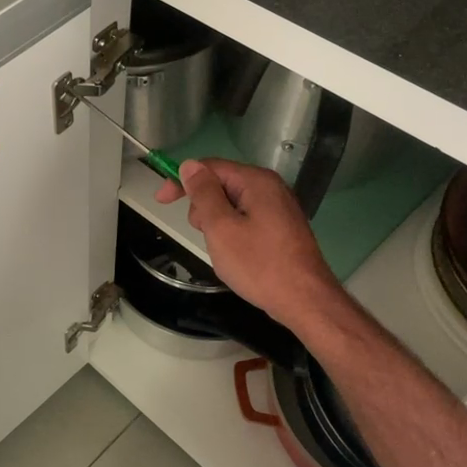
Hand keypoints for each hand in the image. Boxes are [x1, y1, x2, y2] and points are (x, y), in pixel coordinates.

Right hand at [155, 158, 337, 326]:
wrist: (305, 300)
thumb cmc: (259, 264)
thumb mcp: (220, 227)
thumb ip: (203, 193)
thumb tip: (190, 166)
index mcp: (256, 181)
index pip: (210, 167)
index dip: (182, 180)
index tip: (161, 201)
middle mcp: (270, 187)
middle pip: (221, 183)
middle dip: (203, 205)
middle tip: (205, 234)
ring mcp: (279, 207)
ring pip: (232, 203)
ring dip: (217, 221)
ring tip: (222, 248)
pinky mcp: (281, 227)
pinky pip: (246, 217)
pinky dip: (232, 230)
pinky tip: (236, 252)